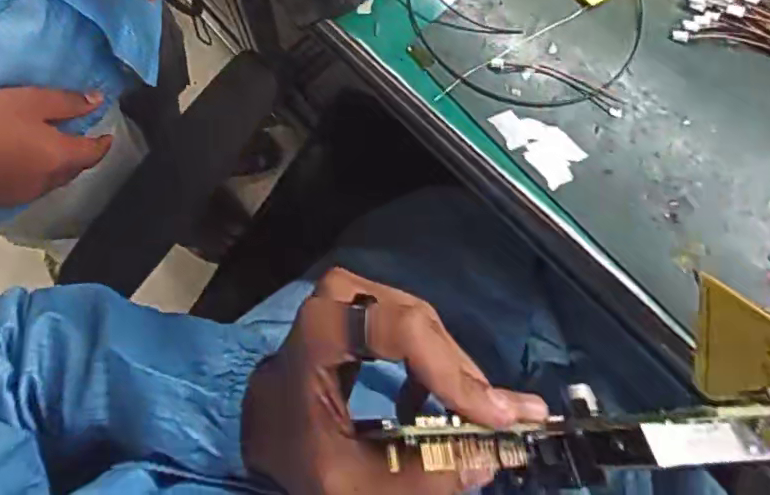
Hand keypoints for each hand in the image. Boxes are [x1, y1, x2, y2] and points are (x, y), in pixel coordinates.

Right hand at [0, 87, 110, 205]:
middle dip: (81, 155)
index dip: (102, 144)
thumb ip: (67, 103)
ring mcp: (19, 196)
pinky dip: (37, 173)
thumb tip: (97, 102)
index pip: (91, 154)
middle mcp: (44, 184)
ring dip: (59, 166)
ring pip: (51, 181)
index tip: (107, 135)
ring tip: (55, 146)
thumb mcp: (30, 100)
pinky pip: (29, 187)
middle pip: (72, 170)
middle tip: (82, 137)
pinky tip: (25, 160)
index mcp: (57, 159)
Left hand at [242, 268, 548, 494]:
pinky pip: (411, 325)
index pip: (396, 328)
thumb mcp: (349, 482)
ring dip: (454, 370)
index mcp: (321, 329)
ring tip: (486, 418)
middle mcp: (334, 297)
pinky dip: (436, 363)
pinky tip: (446, 405)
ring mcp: (347, 294)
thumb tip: (485, 460)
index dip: (448, 369)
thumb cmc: (297, 448)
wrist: (266, 419)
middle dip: (460, 374)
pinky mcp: (359, 305)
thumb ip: (417, 476)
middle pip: (414, 322)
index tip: (493, 416)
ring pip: (419, 320)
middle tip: (502, 423)